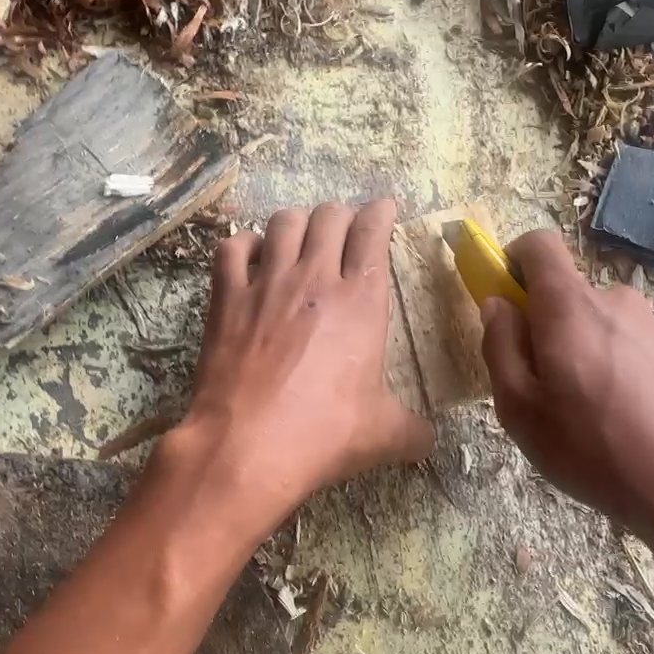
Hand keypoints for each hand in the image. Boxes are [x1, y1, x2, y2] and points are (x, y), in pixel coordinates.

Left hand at [162, 201, 433, 533]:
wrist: (248, 444)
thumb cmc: (324, 433)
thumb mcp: (383, 435)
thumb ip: (411, 430)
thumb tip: (426, 442)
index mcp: (360, 300)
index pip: (373, 233)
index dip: (381, 212)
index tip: (384, 208)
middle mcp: (314, 279)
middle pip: (329, 217)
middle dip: (342, 214)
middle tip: (345, 228)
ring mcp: (266, 284)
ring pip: (284, 222)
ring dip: (298, 221)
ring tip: (302, 234)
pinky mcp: (226, 298)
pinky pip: (232, 248)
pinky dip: (245, 244)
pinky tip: (251, 255)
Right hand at [479, 231, 653, 553]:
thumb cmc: (593, 449)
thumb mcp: (520, 409)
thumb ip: (500, 347)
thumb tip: (498, 305)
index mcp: (570, 308)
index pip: (540, 245)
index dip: (515, 260)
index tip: (506, 299)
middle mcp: (617, 303)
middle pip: (569, 297)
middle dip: (548, 329)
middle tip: (546, 389)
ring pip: (602, 327)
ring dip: (586, 355)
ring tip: (591, 417)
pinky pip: (634, 350)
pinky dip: (621, 373)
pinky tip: (628, 425)